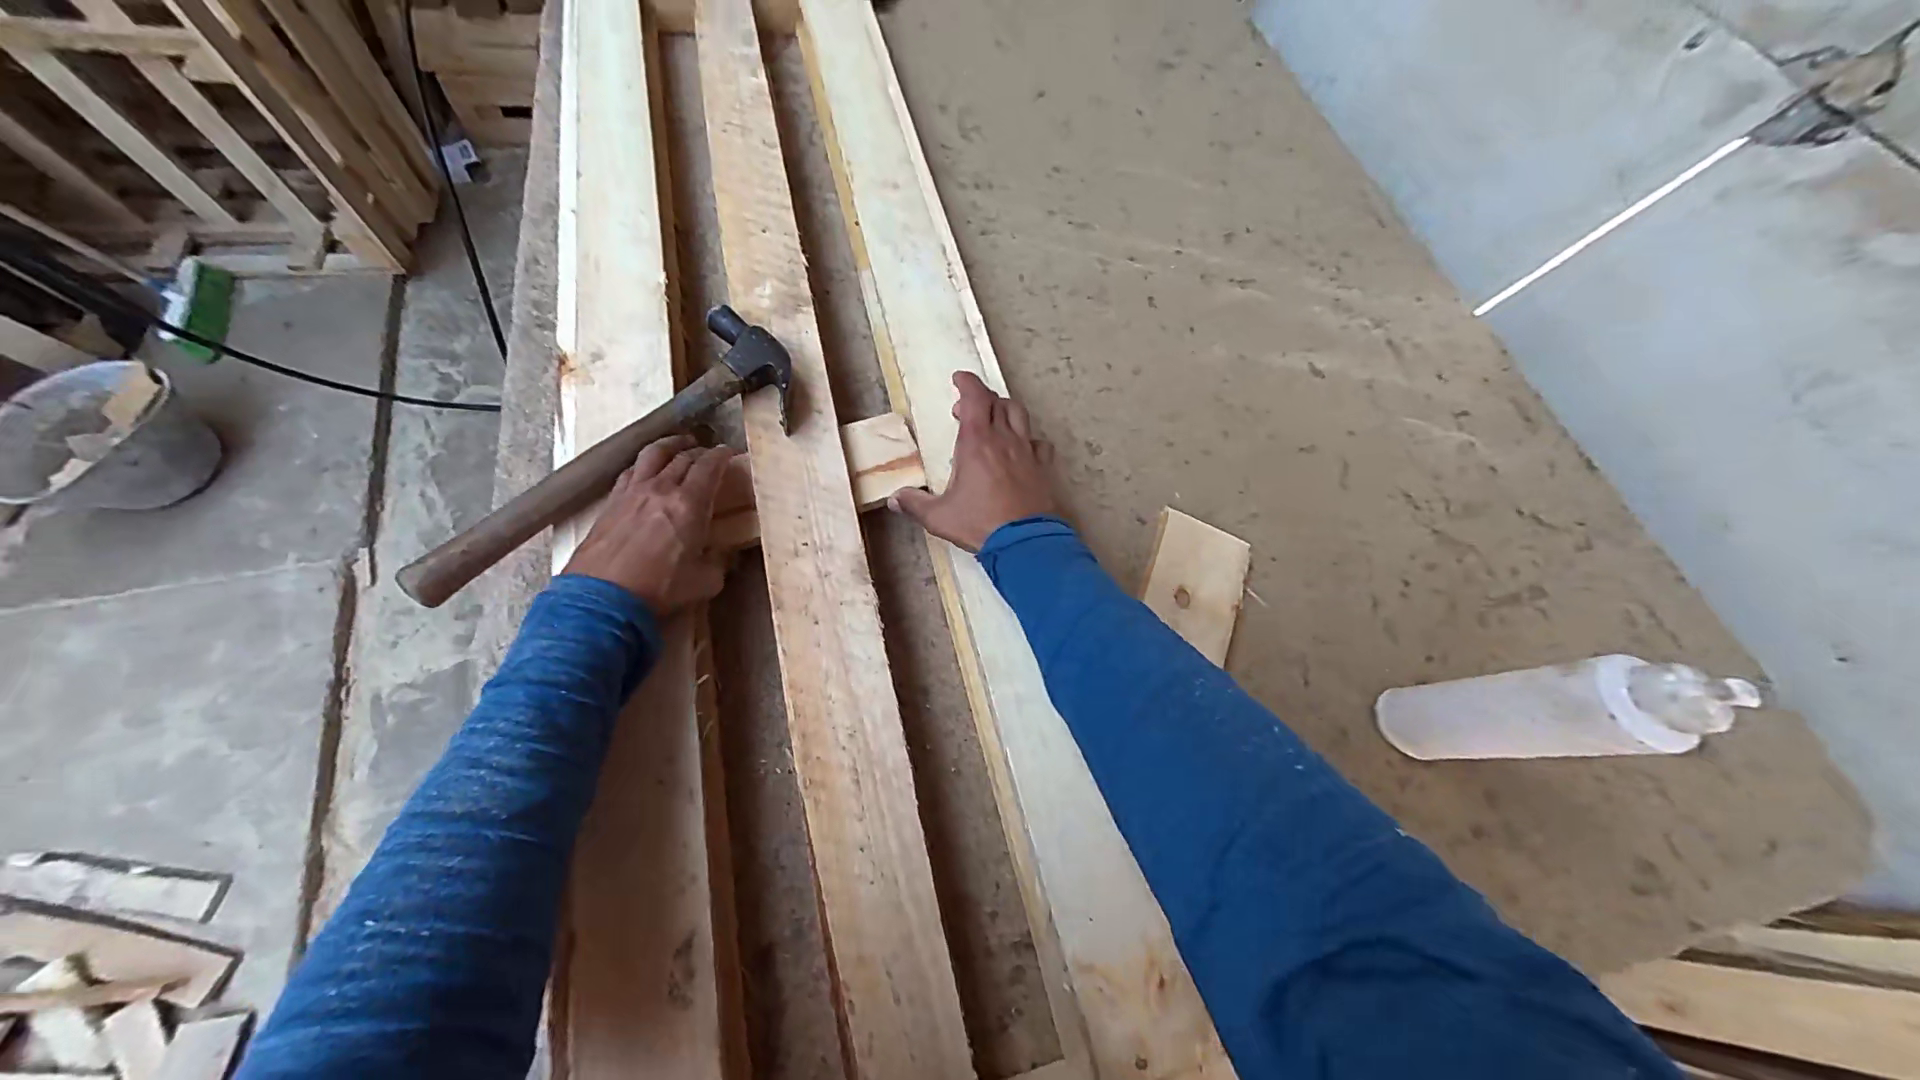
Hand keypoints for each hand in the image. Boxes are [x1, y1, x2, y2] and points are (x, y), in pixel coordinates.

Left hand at [564, 435, 735, 613]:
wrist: (603, 596)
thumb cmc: (658, 589)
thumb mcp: (705, 581)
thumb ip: (718, 562)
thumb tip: (723, 556)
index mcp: (689, 503)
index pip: (709, 466)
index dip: (721, 455)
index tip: (729, 453)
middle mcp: (661, 488)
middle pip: (683, 456)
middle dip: (700, 451)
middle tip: (709, 454)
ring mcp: (632, 492)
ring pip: (653, 454)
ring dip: (670, 445)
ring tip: (679, 444)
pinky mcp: (611, 502)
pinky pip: (631, 471)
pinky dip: (644, 464)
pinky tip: (647, 469)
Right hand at [890, 371, 1058, 551]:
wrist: (1025, 541)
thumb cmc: (980, 523)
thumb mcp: (939, 516)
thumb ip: (915, 504)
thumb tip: (894, 499)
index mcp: (977, 442)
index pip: (975, 397)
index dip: (967, 383)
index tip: (959, 379)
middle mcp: (1004, 439)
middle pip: (998, 402)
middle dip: (981, 399)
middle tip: (966, 411)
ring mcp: (1027, 452)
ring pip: (1020, 416)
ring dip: (1005, 411)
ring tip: (994, 422)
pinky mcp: (1043, 468)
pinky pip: (1039, 443)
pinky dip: (1028, 440)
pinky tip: (1021, 450)